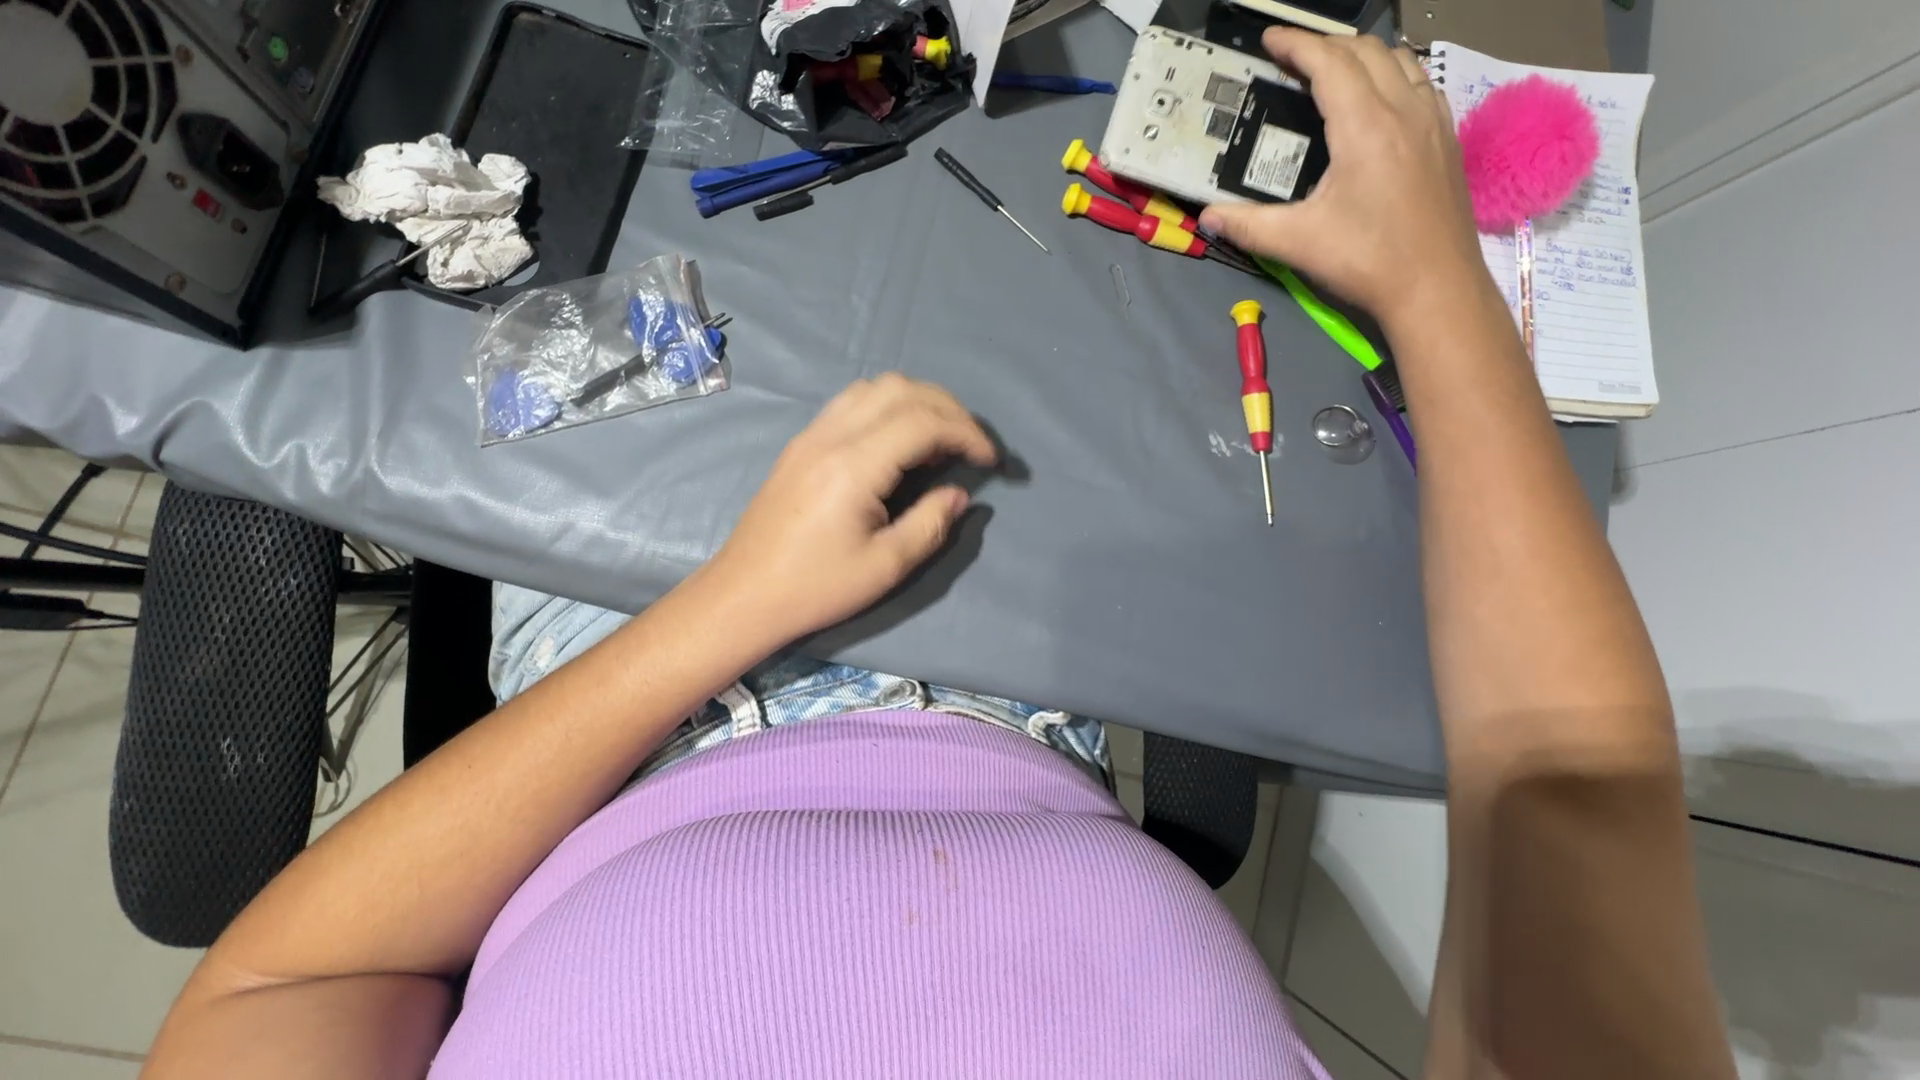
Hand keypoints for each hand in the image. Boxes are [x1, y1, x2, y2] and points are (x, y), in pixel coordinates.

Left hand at [705, 374, 998, 643]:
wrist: (744, 594)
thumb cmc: (816, 588)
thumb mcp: (885, 567)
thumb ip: (930, 524)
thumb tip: (958, 495)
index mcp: (853, 467)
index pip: (923, 421)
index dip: (967, 433)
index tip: (991, 461)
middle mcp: (831, 437)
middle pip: (902, 390)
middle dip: (949, 409)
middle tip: (972, 446)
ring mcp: (811, 435)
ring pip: (875, 388)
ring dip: (917, 402)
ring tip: (939, 442)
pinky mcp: (801, 444)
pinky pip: (852, 402)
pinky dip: (888, 407)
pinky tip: (900, 444)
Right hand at [1199, 28, 1489, 330]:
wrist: (1436, 286)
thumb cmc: (1367, 261)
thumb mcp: (1297, 243)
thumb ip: (1247, 225)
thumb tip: (1206, 218)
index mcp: (1365, 126)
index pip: (1329, 62)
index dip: (1296, 44)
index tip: (1270, 40)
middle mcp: (1403, 110)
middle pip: (1365, 50)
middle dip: (1325, 44)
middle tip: (1292, 59)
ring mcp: (1432, 121)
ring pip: (1400, 60)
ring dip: (1362, 55)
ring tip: (1332, 71)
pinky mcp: (1447, 138)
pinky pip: (1421, 83)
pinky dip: (1394, 75)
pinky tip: (1379, 99)